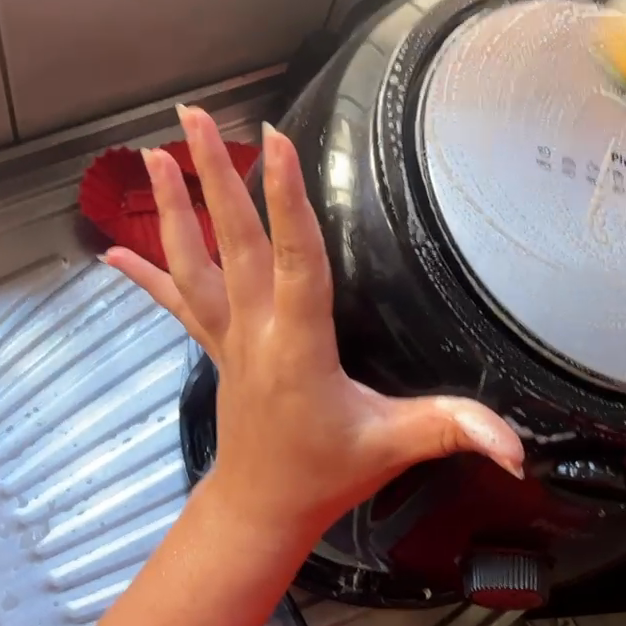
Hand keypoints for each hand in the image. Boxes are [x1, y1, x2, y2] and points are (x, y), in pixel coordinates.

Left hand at [103, 106, 524, 542]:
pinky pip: (177, 303)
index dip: (289, 199)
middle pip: (233, 243)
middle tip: (193, 116)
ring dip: (171, 208)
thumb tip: (515, 446)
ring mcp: (227, 337)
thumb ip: (452, 432)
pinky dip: (145, 276)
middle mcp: (255, 330)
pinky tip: (111, 252)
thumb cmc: (325, 476)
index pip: (296, 260)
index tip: (277, 140)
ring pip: (194, 264)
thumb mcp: (393, 448)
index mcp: (299, 344)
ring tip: (150, 154)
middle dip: (215, 176)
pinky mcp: (217, 347)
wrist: (261, 510)